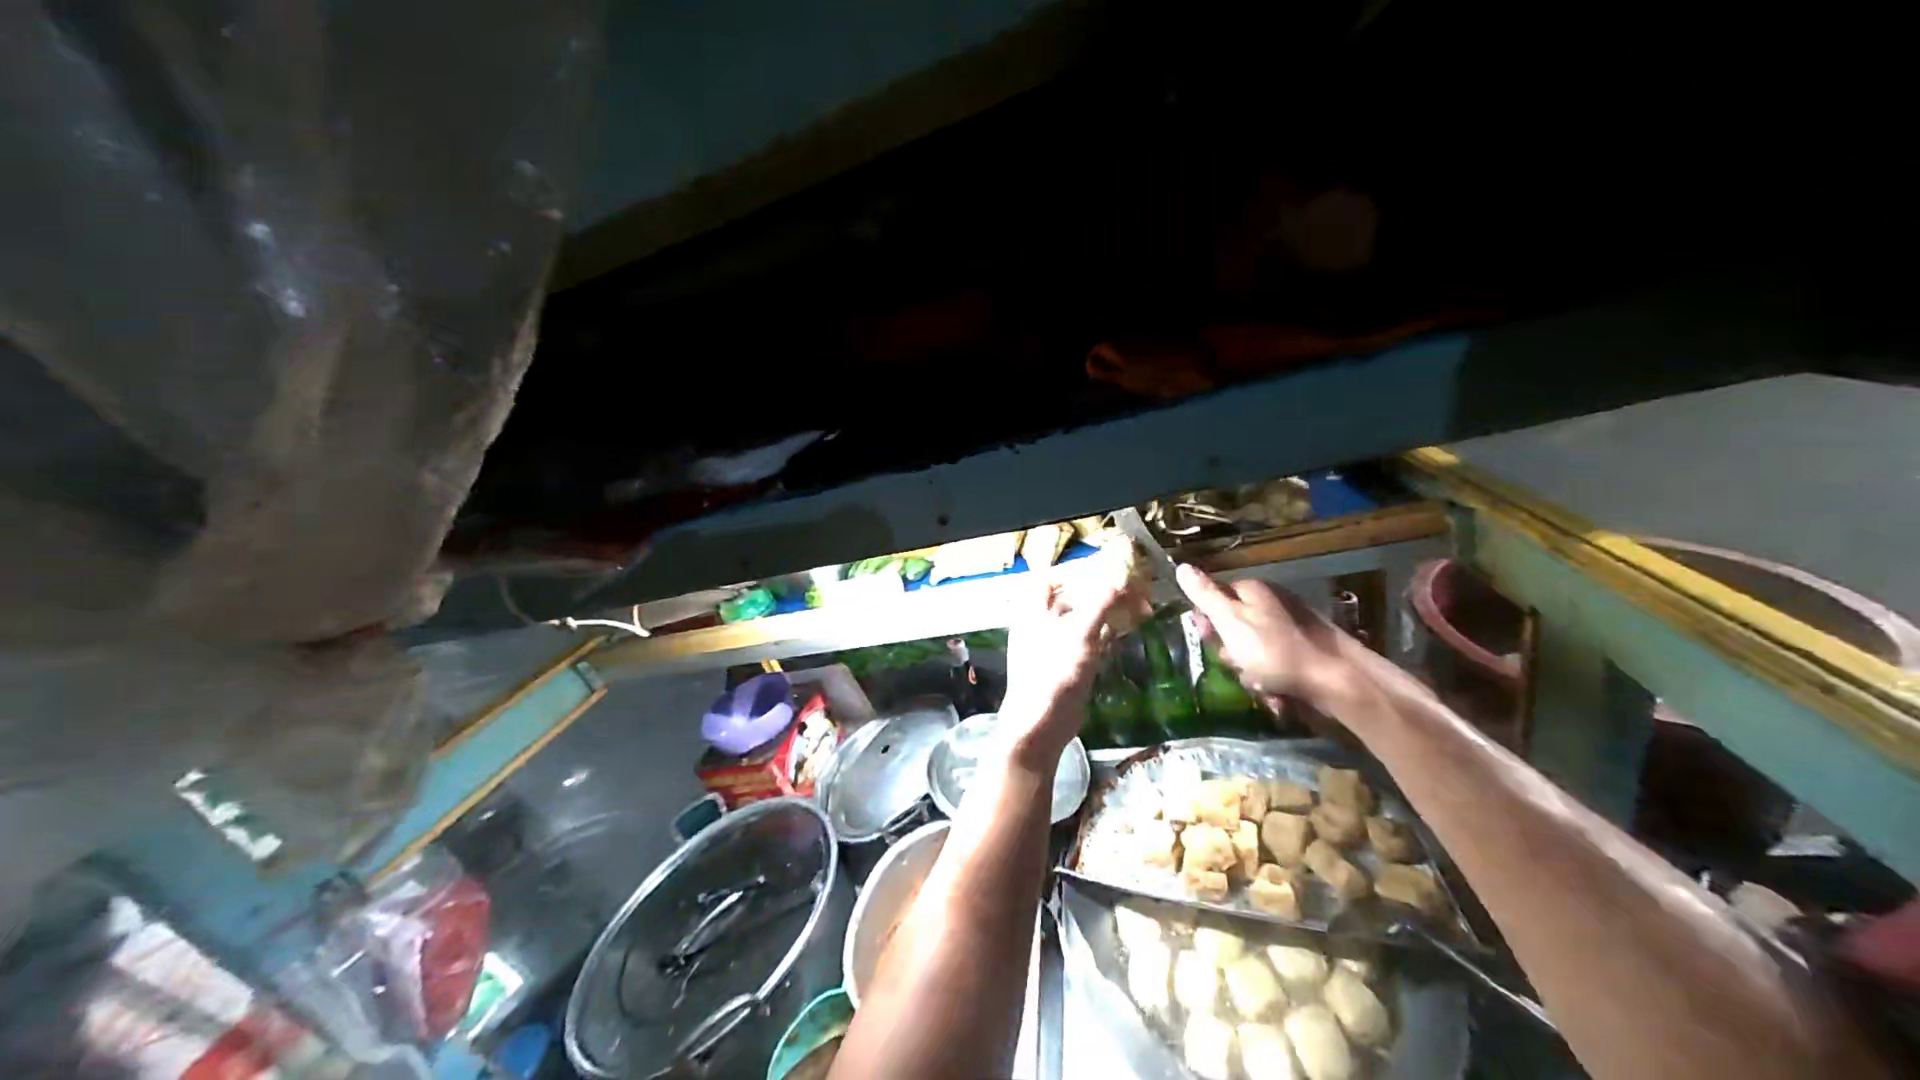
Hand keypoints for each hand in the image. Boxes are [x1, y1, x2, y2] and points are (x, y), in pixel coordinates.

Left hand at [999, 549, 1151, 765]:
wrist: (1039, 726)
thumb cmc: (1055, 675)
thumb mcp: (1082, 635)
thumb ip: (1101, 604)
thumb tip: (1121, 579)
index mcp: (1033, 611)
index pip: (1051, 578)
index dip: (1077, 571)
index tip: (1107, 569)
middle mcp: (1036, 624)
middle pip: (1067, 598)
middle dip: (1096, 593)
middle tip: (1128, 592)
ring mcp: (1047, 647)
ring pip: (1076, 620)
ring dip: (1101, 615)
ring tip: (1132, 612)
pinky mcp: (1060, 667)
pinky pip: (1080, 643)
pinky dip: (1098, 637)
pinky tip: (1118, 639)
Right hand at [1175, 563, 1353, 708]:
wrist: (1332, 682)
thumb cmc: (1273, 650)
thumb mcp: (1230, 621)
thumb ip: (1205, 596)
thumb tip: (1182, 566)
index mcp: (1254, 591)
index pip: (1217, 594)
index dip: (1206, 617)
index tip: (1203, 636)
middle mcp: (1272, 604)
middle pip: (1233, 624)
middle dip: (1227, 648)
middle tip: (1232, 662)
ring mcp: (1290, 629)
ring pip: (1251, 649)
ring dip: (1247, 668)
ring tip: (1256, 682)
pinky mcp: (1303, 655)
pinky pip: (1272, 665)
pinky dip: (1268, 679)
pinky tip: (1272, 691)